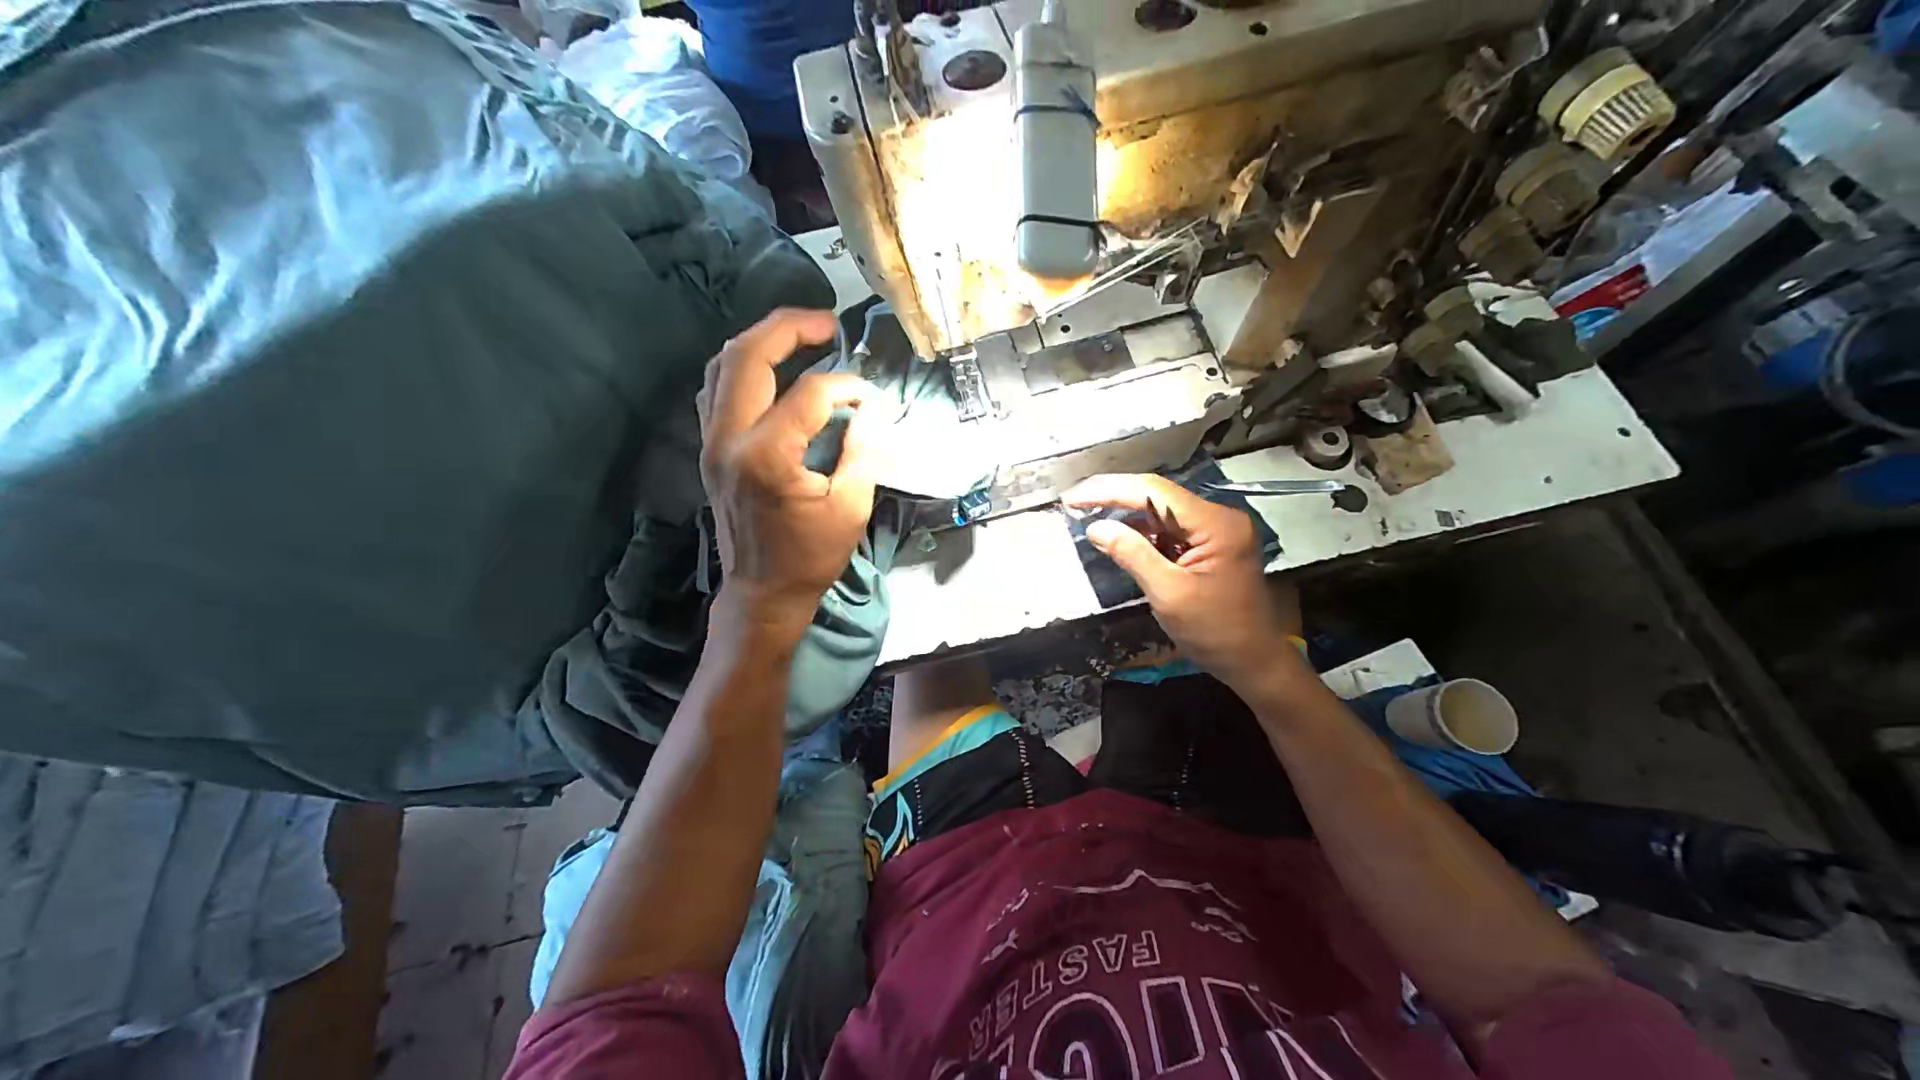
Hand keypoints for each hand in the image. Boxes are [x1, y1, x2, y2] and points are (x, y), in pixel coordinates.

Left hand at [698, 309, 878, 637]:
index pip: (809, 393)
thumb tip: (866, 409)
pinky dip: (741, 368)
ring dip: (761, 341)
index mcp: (767, 455)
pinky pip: (716, 389)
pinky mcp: (709, 448)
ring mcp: (711, 441)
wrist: (761, 592)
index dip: (846, 386)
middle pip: (748, 356)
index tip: (869, 397)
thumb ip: (862, 450)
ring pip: (723, 366)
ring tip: (798, 336)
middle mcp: (729, 438)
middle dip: (789, 327)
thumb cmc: (810, 556)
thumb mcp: (851, 507)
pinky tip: (769, 369)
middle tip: (825, 321)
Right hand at [1063, 474, 1297, 693]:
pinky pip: (1170, 528)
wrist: (1253, 662)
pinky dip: (1142, 531)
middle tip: (1074, 502)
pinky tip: (1117, 535)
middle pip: (1158, 494)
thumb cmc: (1215, 633)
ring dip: (1126, 513)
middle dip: (1114, 496)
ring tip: (1087, 512)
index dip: (1110, 490)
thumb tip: (1096, 527)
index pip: (1155, 492)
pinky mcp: (1210, 544)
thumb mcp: (1169, 594)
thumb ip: (1132, 555)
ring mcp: (1216, 530)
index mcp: (1216, 524)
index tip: (1073, 498)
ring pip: (1162, 510)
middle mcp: (1219, 517)